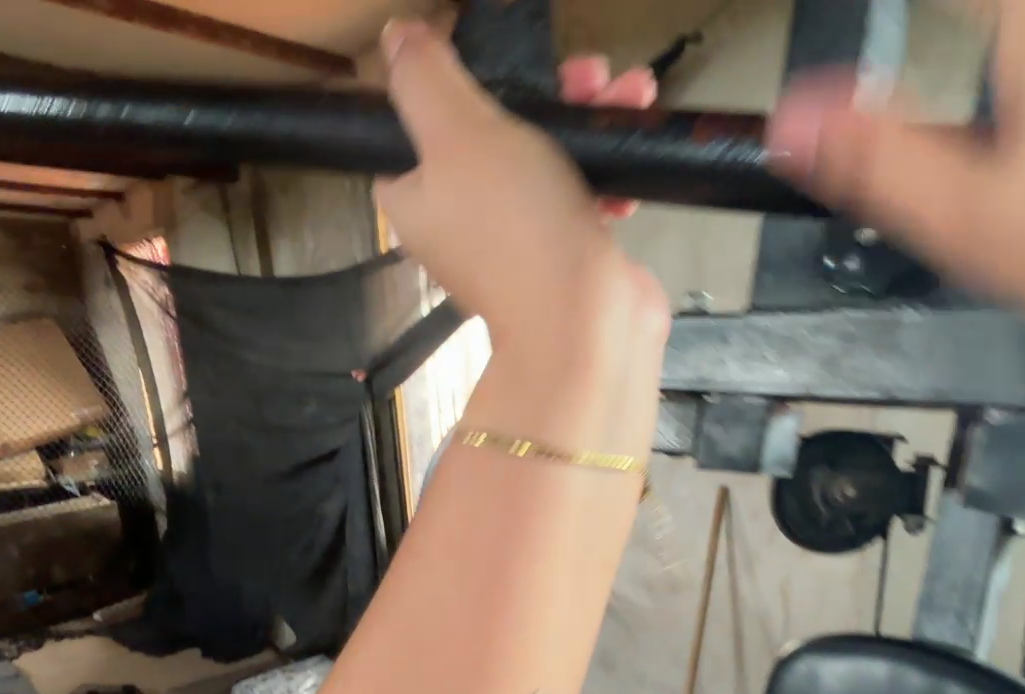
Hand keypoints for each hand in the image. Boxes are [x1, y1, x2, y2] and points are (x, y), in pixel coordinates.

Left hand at [375, 20, 666, 354]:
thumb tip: (396, 38)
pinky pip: (574, 198)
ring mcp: (509, 241)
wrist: (584, 323)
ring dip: (585, 123)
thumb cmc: (515, 225)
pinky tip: (627, 163)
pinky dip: (601, 175)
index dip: (459, 83)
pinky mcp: (557, 254)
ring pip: (541, 159)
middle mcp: (456, 221)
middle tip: (588, 75)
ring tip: (628, 96)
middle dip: (546, 94)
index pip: (418, 126)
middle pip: (490, 133)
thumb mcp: (458, 131)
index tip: (503, 62)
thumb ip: (423, 77)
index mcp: (414, 197)